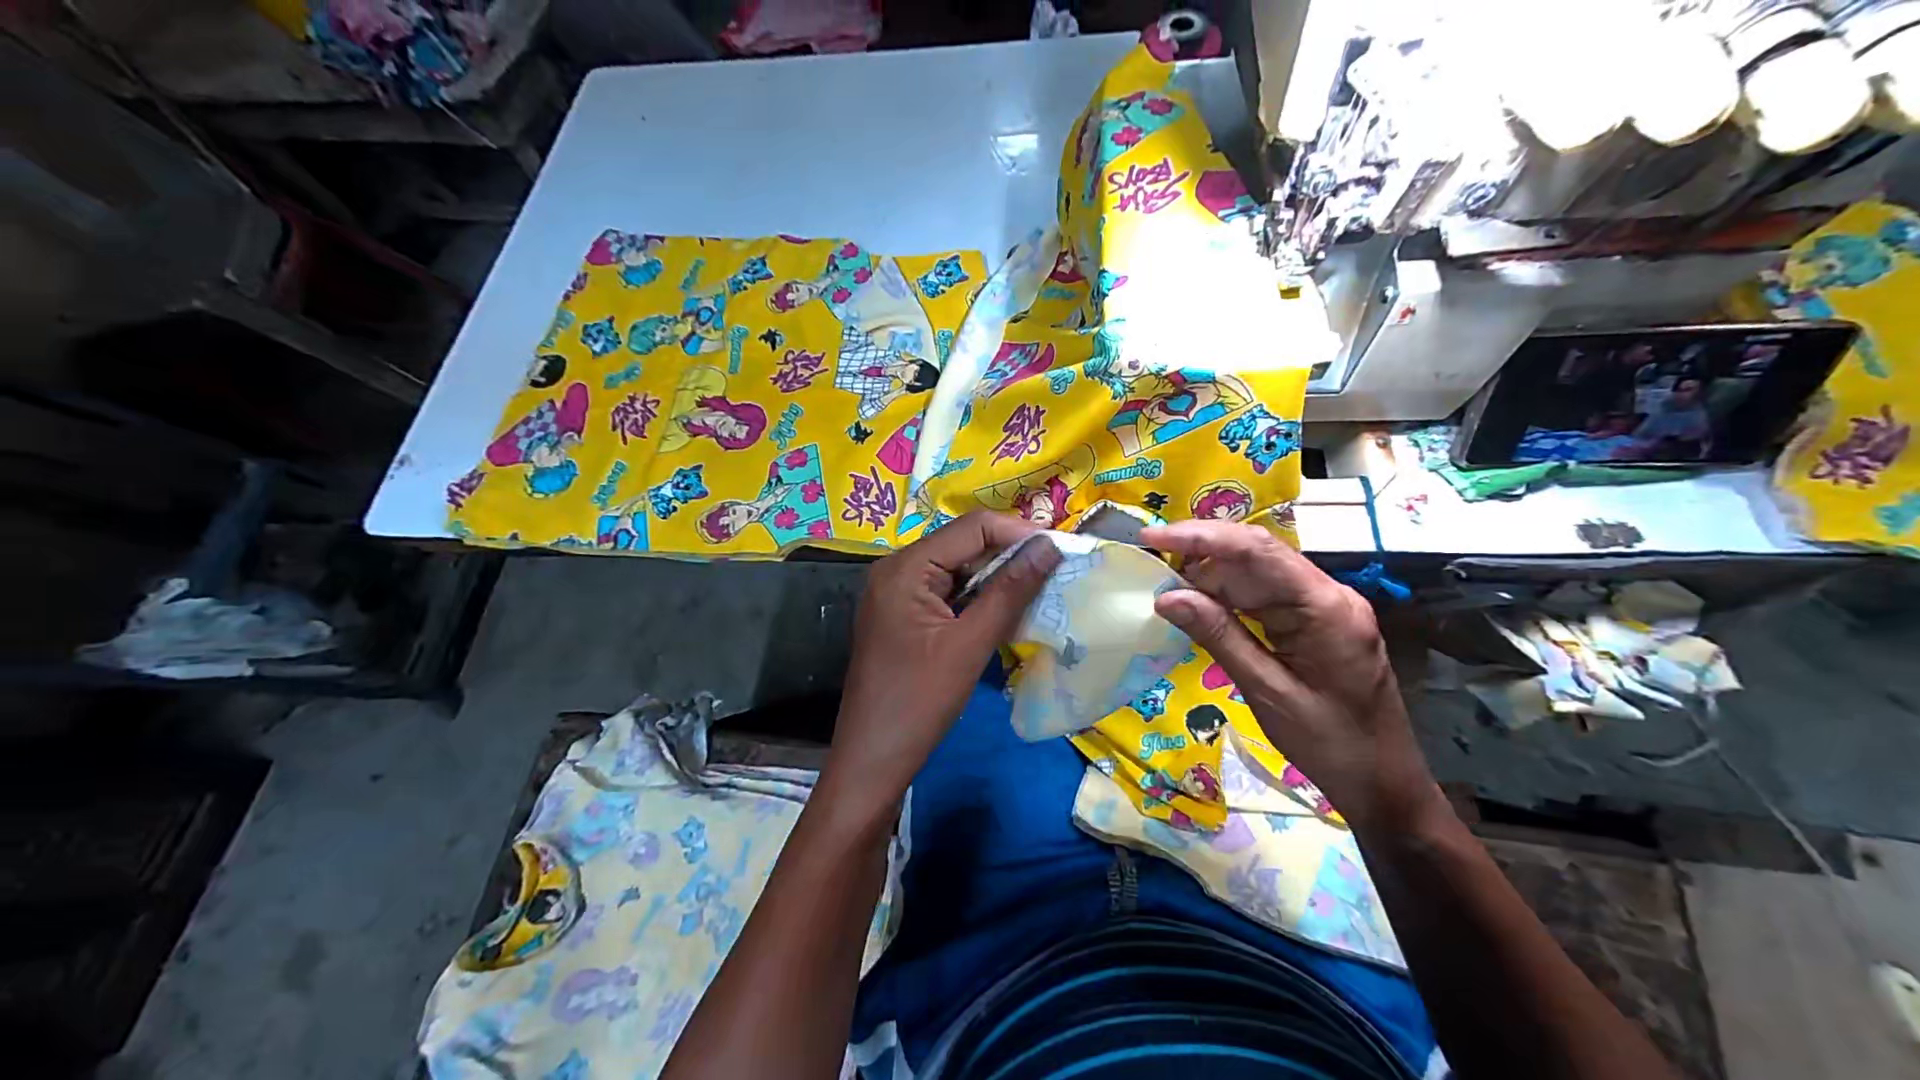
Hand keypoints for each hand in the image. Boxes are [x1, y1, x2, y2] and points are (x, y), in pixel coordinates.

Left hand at [823, 512, 1061, 822]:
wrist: (873, 757)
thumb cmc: (920, 701)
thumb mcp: (970, 644)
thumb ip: (1010, 590)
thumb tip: (1050, 546)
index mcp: (905, 567)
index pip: (971, 527)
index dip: (1018, 532)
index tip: (1061, 549)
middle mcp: (896, 568)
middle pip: (962, 543)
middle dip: (1009, 553)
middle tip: (1055, 570)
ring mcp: (896, 592)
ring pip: (957, 568)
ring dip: (996, 576)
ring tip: (1039, 588)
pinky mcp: (902, 614)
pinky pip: (946, 591)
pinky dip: (977, 596)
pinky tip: (1005, 609)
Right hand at [1138, 520, 1441, 830]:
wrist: (1384, 783)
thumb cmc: (1332, 745)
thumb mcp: (1268, 692)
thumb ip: (1219, 637)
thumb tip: (1166, 597)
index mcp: (1325, 607)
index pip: (1257, 551)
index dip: (1201, 537)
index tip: (1151, 536)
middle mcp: (1327, 595)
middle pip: (1255, 557)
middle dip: (1199, 555)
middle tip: (1148, 565)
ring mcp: (1323, 608)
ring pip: (1256, 576)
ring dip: (1209, 578)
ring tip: (1164, 586)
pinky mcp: (1315, 624)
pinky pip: (1265, 598)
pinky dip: (1227, 599)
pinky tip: (1198, 606)